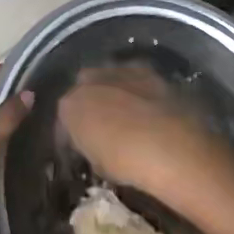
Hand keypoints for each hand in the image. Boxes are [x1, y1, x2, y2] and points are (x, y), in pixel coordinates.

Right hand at [58, 64, 231, 195]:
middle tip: (99, 127)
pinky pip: (133, 79)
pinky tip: (145, 109)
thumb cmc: (126, 162)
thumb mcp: (98, 164)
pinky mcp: (147, 69)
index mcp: (71, 105)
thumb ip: (89, 146)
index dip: (69, 134)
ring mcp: (119, 69)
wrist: (170, 144)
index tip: (77, 149)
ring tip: (123, 116)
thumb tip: (95, 143)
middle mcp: (90, 79)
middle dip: (89, 103)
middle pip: (84, 88)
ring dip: (112, 92)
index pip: (63, 118)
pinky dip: (135, 90)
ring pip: (108, 78)